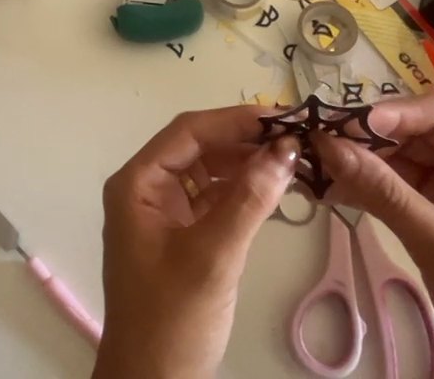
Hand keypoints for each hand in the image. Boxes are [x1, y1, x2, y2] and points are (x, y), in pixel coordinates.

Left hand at [93, 106, 298, 378]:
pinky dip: (242, 193)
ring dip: (246, 165)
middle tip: (296, 136)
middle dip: (244, 140)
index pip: (187, 132)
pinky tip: (274, 189)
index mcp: (137, 183)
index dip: (234, 119)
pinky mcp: (181, 236)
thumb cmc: (172, 318)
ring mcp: (163, 213)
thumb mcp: (213, 255)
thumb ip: (248, 200)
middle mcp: (146, 189)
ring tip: (293, 159)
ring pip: (208, 172)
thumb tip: (284, 151)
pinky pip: (213, 200)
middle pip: (198, 148)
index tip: (281, 116)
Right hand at [314, 95, 433, 378]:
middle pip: (414, 138)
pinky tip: (329, 192)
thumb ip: (386, 194)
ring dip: (357, 165)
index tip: (341, 125)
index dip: (390, 115)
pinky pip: (395, 194)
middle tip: (313, 145)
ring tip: (312, 168)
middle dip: (364, 140)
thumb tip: (327, 145)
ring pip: (399, 165)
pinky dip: (364, 191)